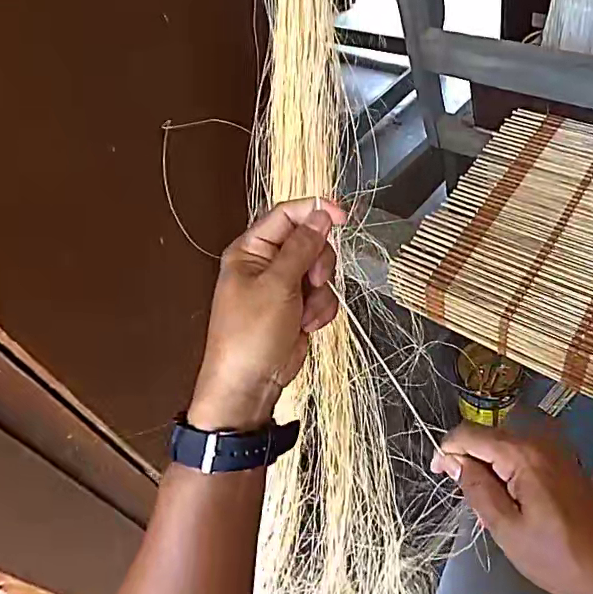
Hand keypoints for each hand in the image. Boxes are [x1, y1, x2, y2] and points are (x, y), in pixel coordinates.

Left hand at [187, 197, 346, 431]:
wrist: (250, 382)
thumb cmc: (250, 333)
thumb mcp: (277, 284)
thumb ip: (302, 247)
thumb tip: (320, 216)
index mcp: (251, 250)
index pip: (287, 215)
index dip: (314, 211)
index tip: (342, 216)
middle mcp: (268, 264)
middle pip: (311, 242)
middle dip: (320, 263)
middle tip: (313, 280)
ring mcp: (285, 286)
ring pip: (322, 270)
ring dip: (321, 292)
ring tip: (304, 311)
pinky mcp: (299, 306)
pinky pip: (324, 295)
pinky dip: (321, 310)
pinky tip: (306, 324)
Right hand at [434, 421, 592, 593]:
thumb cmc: (555, 554)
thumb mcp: (506, 528)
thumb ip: (476, 488)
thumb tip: (453, 460)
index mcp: (523, 453)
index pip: (471, 433)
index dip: (448, 449)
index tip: (438, 474)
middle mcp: (539, 441)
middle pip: (488, 436)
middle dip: (470, 461)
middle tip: (468, 503)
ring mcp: (553, 448)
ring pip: (504, 446)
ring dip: (490, 470)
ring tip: (491, 512)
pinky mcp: (561, 460)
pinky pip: (523, 456)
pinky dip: (508, 473)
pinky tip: (511, 505)